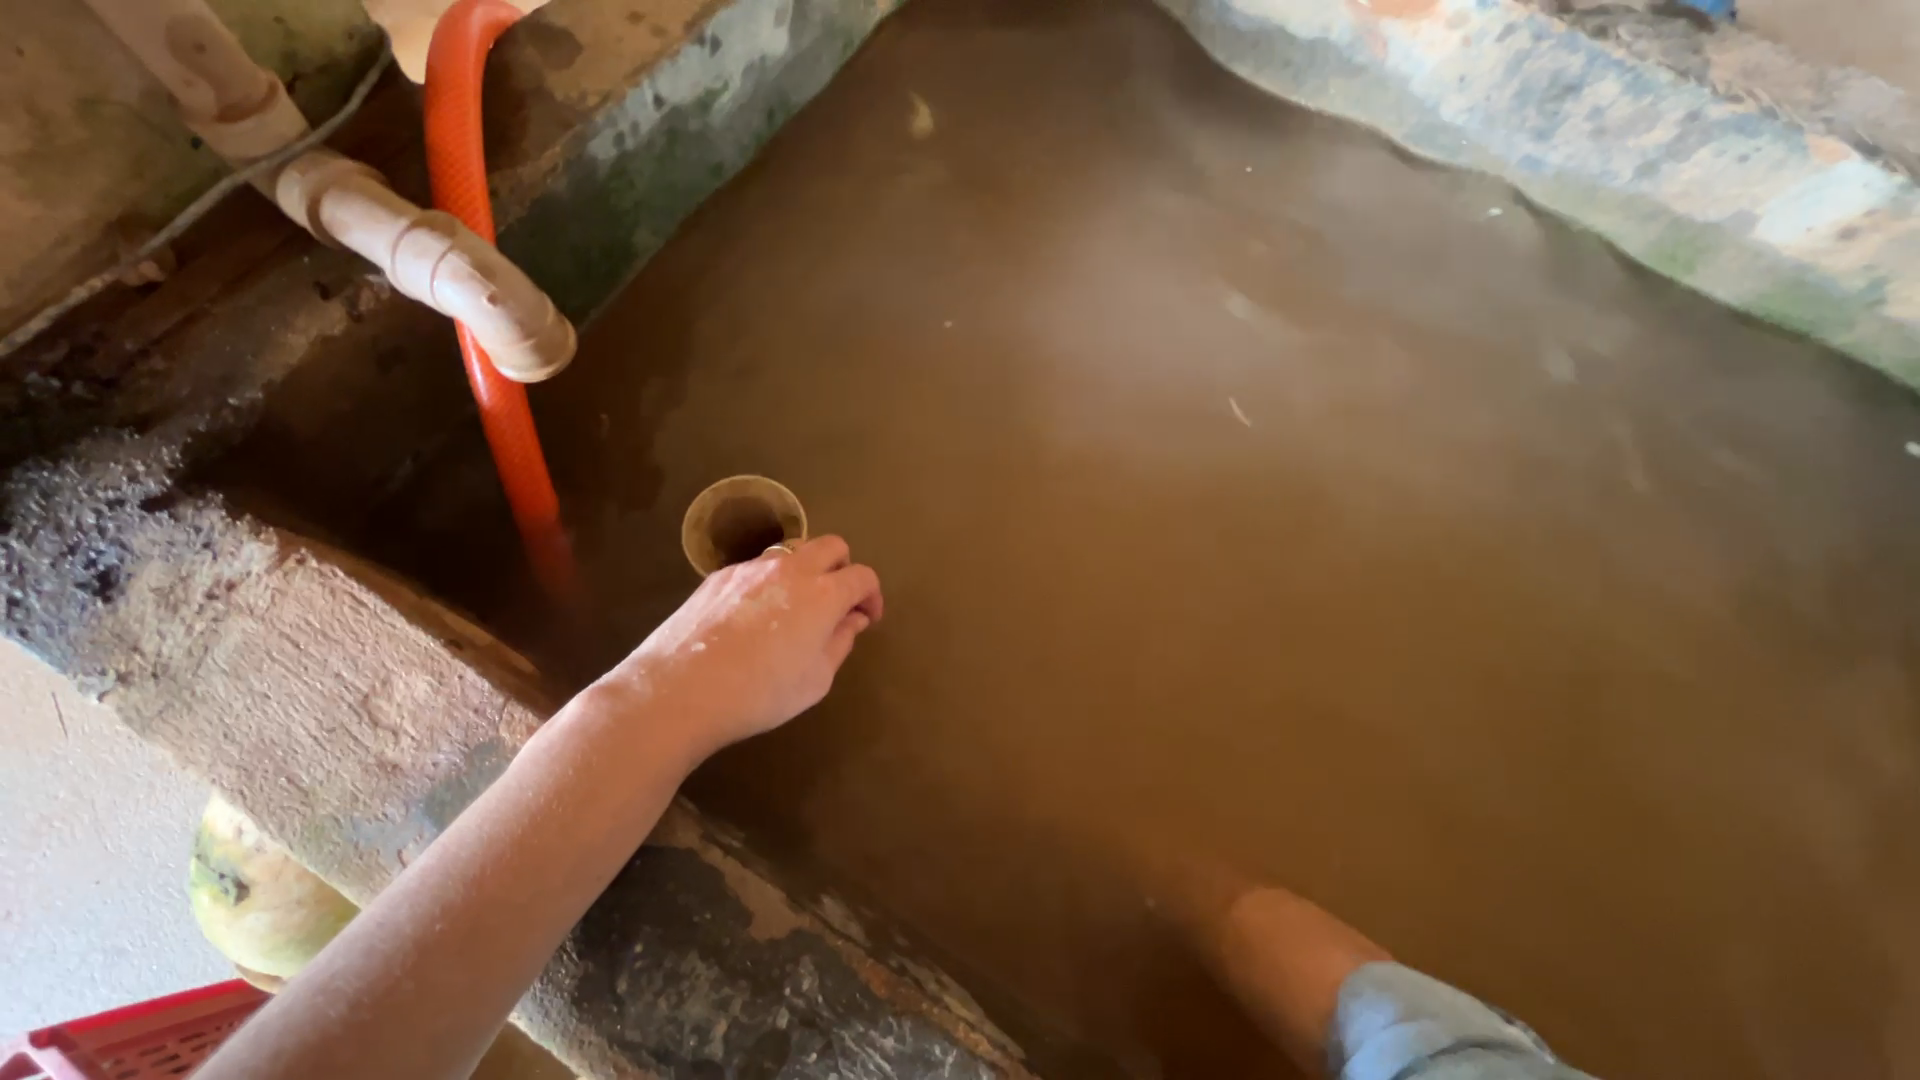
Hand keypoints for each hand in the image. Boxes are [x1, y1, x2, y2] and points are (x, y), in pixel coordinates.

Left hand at [603, 535, 882, 758]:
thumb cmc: (759, 693)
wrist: (679, 690)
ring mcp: (752, 568)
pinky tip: (754, 619)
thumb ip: (840, 643)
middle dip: (843, 569)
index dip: (872, 596)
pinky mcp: (719, 577)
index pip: (862, 576)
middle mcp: (791, 569)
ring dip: (805, 573)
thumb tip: (852, 620)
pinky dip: (770, 584)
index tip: (867, 618)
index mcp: (823, 594)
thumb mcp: (815, 680)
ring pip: (792, 553)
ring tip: (794, 610)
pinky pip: (757, 569)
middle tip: (837, 603)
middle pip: (831, 547)